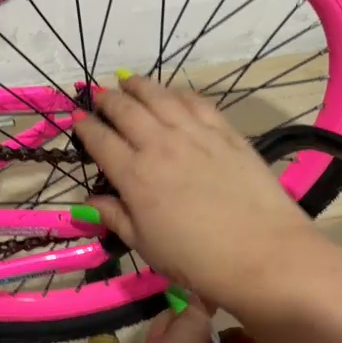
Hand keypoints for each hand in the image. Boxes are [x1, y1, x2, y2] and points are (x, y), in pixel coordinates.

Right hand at [73, 75, 317, 301]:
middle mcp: (159, 145)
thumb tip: (91, 201)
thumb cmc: (198, 260)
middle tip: (101, 98)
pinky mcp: (225, 132)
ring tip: (129, 82)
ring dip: (139, 86)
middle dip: (107, 99)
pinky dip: (178, 92)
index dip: (84, 126)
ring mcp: (194, 134)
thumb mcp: (146, 246)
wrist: (263, 255)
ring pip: (159, 96)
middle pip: (125, 109)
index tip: (78, 120)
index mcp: (134, 175)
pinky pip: (196, 101)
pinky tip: (173, 93)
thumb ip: (116, 218)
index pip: (99, 139)